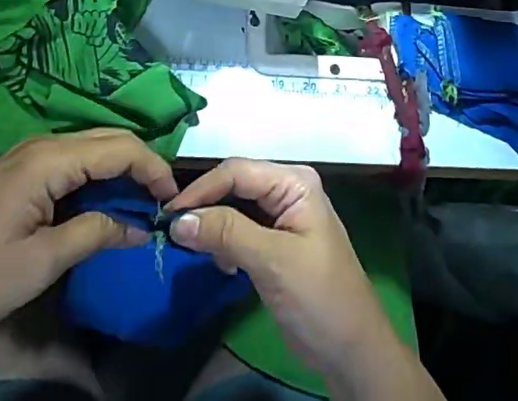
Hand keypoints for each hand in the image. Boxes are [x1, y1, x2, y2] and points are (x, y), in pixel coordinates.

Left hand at [0, 130, 177, 400]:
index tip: (173, 200)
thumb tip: (140, 227)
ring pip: (91, 149)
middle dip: (141, 165)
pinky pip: (71, 164)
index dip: (154, 169)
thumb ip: (96, 233)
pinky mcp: (16, 176)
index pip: (120, 147)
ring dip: (120, 171)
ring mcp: (25, 158)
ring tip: (141, 205)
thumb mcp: (40, 264)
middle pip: (108, 139)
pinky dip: (97, 179)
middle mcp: (39, 146)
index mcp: (47, 159)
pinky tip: (105, 205)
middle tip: (162, 203)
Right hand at [165, 159, 441, 400]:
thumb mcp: (272, 261)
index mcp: (294, 182)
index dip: (201, 189)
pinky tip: (220, 263)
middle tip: (171, 232)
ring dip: (213, 225)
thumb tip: (178, 220)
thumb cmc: (318, 296)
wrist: (351, 347)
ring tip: (191, 248)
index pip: (237, 171)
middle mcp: (288, 189)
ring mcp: (282, 215)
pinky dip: (224, 242)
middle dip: (205, 206)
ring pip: (235, 207)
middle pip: (235, 185)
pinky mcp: (276, 241)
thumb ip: (227, 234)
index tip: (167, 214)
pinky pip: (240, 229)